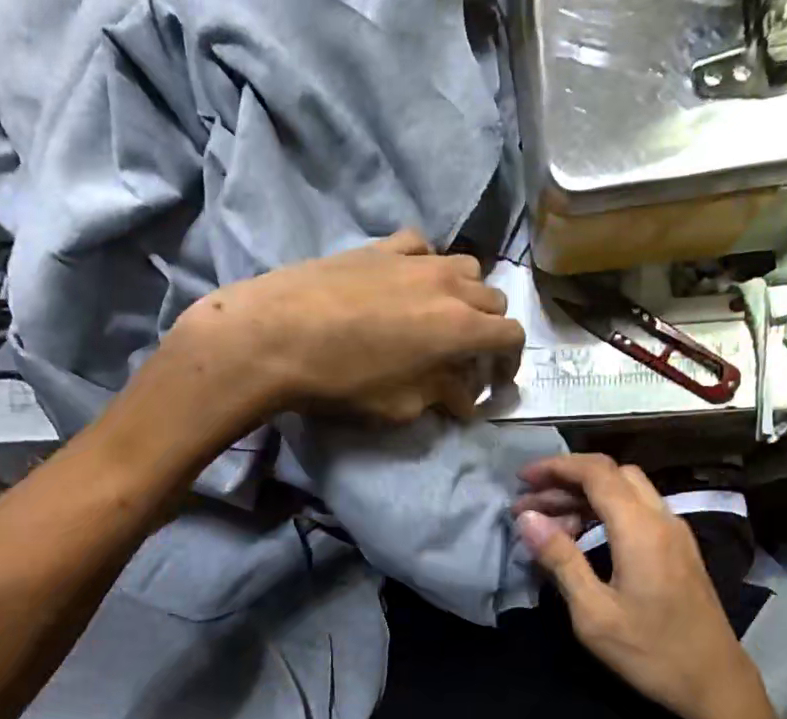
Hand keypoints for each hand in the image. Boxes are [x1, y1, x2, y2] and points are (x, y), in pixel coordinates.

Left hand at [167, 229, 524, 422]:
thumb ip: (441, 396)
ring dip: (465, 293)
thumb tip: (462, 400)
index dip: (511, 361)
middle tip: (467, 355)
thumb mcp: (401, 405)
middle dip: (489, 329)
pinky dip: (428, 264)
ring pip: (465, 267)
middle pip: (493, 299)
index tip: (495, 381)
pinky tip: (409, 282)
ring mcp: (414, 260)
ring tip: (442, 315)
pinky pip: (422, 246)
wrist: (275, 336)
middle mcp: (448, 285)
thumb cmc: (343, 380)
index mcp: (460, 327)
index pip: (511, 335)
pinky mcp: (380, 247)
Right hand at [513, 454, 779, 718]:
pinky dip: (607, 512)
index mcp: (640, 529)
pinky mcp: (680, 550)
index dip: (556, 467)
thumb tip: (528, 519)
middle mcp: (662, 519)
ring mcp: (676, 533)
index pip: (596, 472)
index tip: (522, 480)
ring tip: (548, 523)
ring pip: (628, 492)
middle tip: (529, 504)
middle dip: (567, 480)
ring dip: (586, 497)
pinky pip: (640, 512)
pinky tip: (584, 537)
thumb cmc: (650, 652)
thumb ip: (561, 560)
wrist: (715, 681)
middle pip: (613, 474)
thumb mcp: (594, 613)